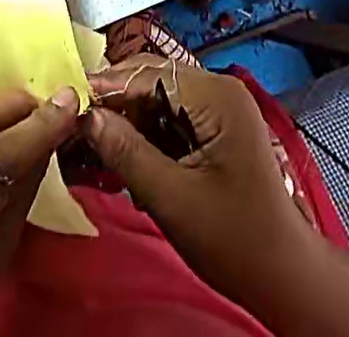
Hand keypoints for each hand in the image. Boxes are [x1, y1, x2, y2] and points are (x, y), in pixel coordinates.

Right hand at [81, 56, 319, 306]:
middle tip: (74, 125)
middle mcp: (219, 90)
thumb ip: (127, 152)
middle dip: (115, 102)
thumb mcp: (172, 198)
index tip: (66, 104)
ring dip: (128, 120)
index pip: (149, 75)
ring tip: (93, 142)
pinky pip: (170, 117)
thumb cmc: (233, 237)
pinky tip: (124, 155)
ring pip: (158, 98)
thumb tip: (86, 117)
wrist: (281, 273)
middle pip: (153, 80)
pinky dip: (146, 134)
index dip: (107, 87)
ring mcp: (219, 107)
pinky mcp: (215, 127)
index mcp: (217, 96)